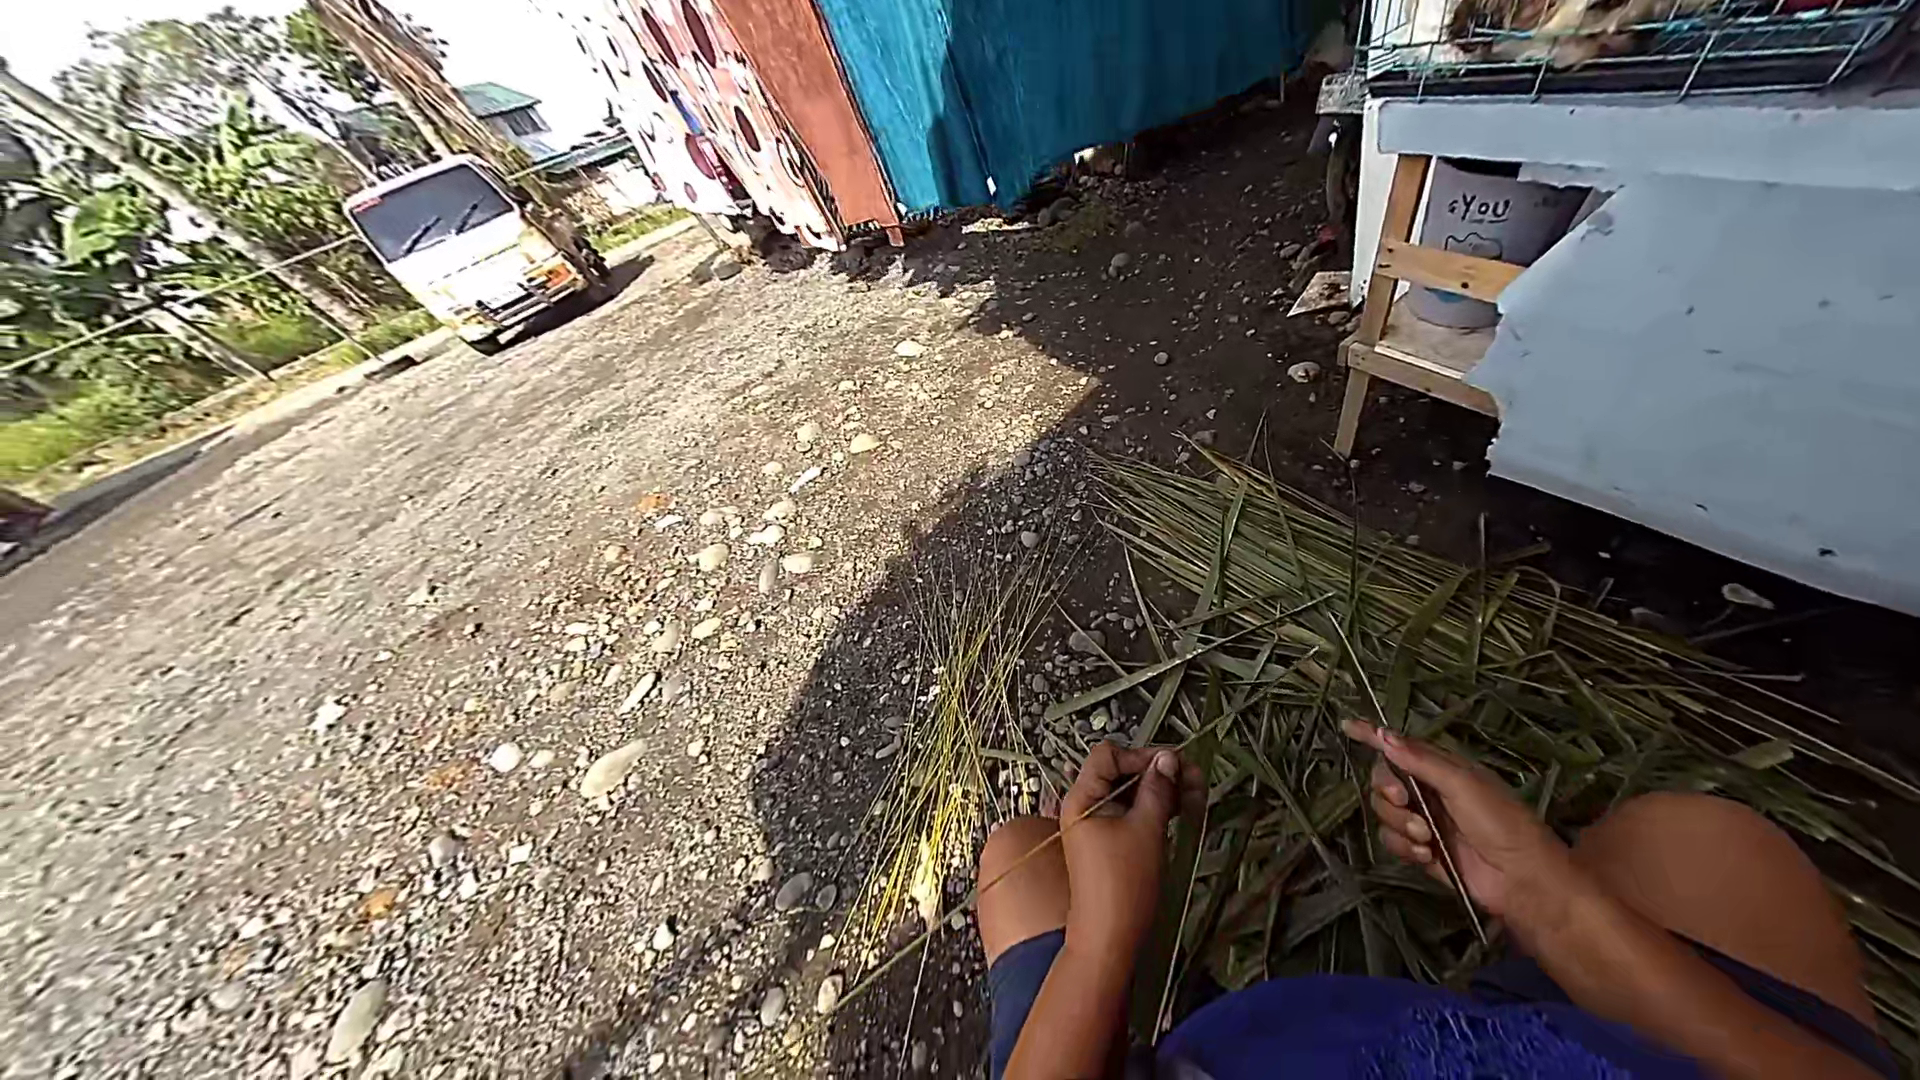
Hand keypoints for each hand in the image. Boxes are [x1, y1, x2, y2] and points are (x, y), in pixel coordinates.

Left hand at [1059, 741, 1184, 955]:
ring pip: (1129, 792)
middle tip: (1194, 776)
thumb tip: (1168, 757)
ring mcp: (1095, 822)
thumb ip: (1157, 790)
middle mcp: (1084, 804)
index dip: (1140, 755)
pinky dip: (1154, 807)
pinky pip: (1130, 811)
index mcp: (1082, 797)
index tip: (1174, 764)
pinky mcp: (1109, 839)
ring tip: (1195, 790)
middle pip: (1120, 771)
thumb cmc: (1124, 884)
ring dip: (1160, 789)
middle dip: (1156, 771)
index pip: (1108, 755)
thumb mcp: (1146, 830)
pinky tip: (1182, 808)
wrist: (1109, 940)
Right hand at [1343, 719, 1573, 917]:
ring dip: (1399, 822)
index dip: (1373, 735)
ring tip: (1426, 837)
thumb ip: (1421, 760)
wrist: (1526, 885)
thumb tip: (1382, 735)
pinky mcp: (1419, 848)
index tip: (1348, 726)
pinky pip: (1390, 838)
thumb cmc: (1504, 826)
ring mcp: (1422, 820)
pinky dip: (1403, 846)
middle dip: (1387, 789)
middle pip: (1382, 778)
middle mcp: (1427, 790)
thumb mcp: (1465, 786)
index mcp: (1442, 769)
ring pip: (1383, 809)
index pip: (1399, 745)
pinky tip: (1426, 854)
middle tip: (1403, 800)